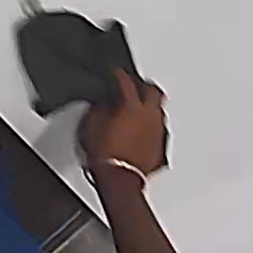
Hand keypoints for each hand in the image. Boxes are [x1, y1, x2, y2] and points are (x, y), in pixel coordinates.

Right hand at [79, 69, 167, 185]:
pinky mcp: (160, 147)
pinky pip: (159, 129)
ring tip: (140, 107)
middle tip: (136, 85)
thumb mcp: (92, 124)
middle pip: (154, 91)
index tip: (117, 73)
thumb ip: (99, 109)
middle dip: (144, 86)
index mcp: (132, 106)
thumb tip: (102, 104)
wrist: (119, 179)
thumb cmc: (107, 154)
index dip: (120, 75)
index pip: (127, 82)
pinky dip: (151, 126)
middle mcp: (149, 116)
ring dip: (150, 106)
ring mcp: (157, 131)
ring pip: (159, 110)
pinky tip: (143, 129)